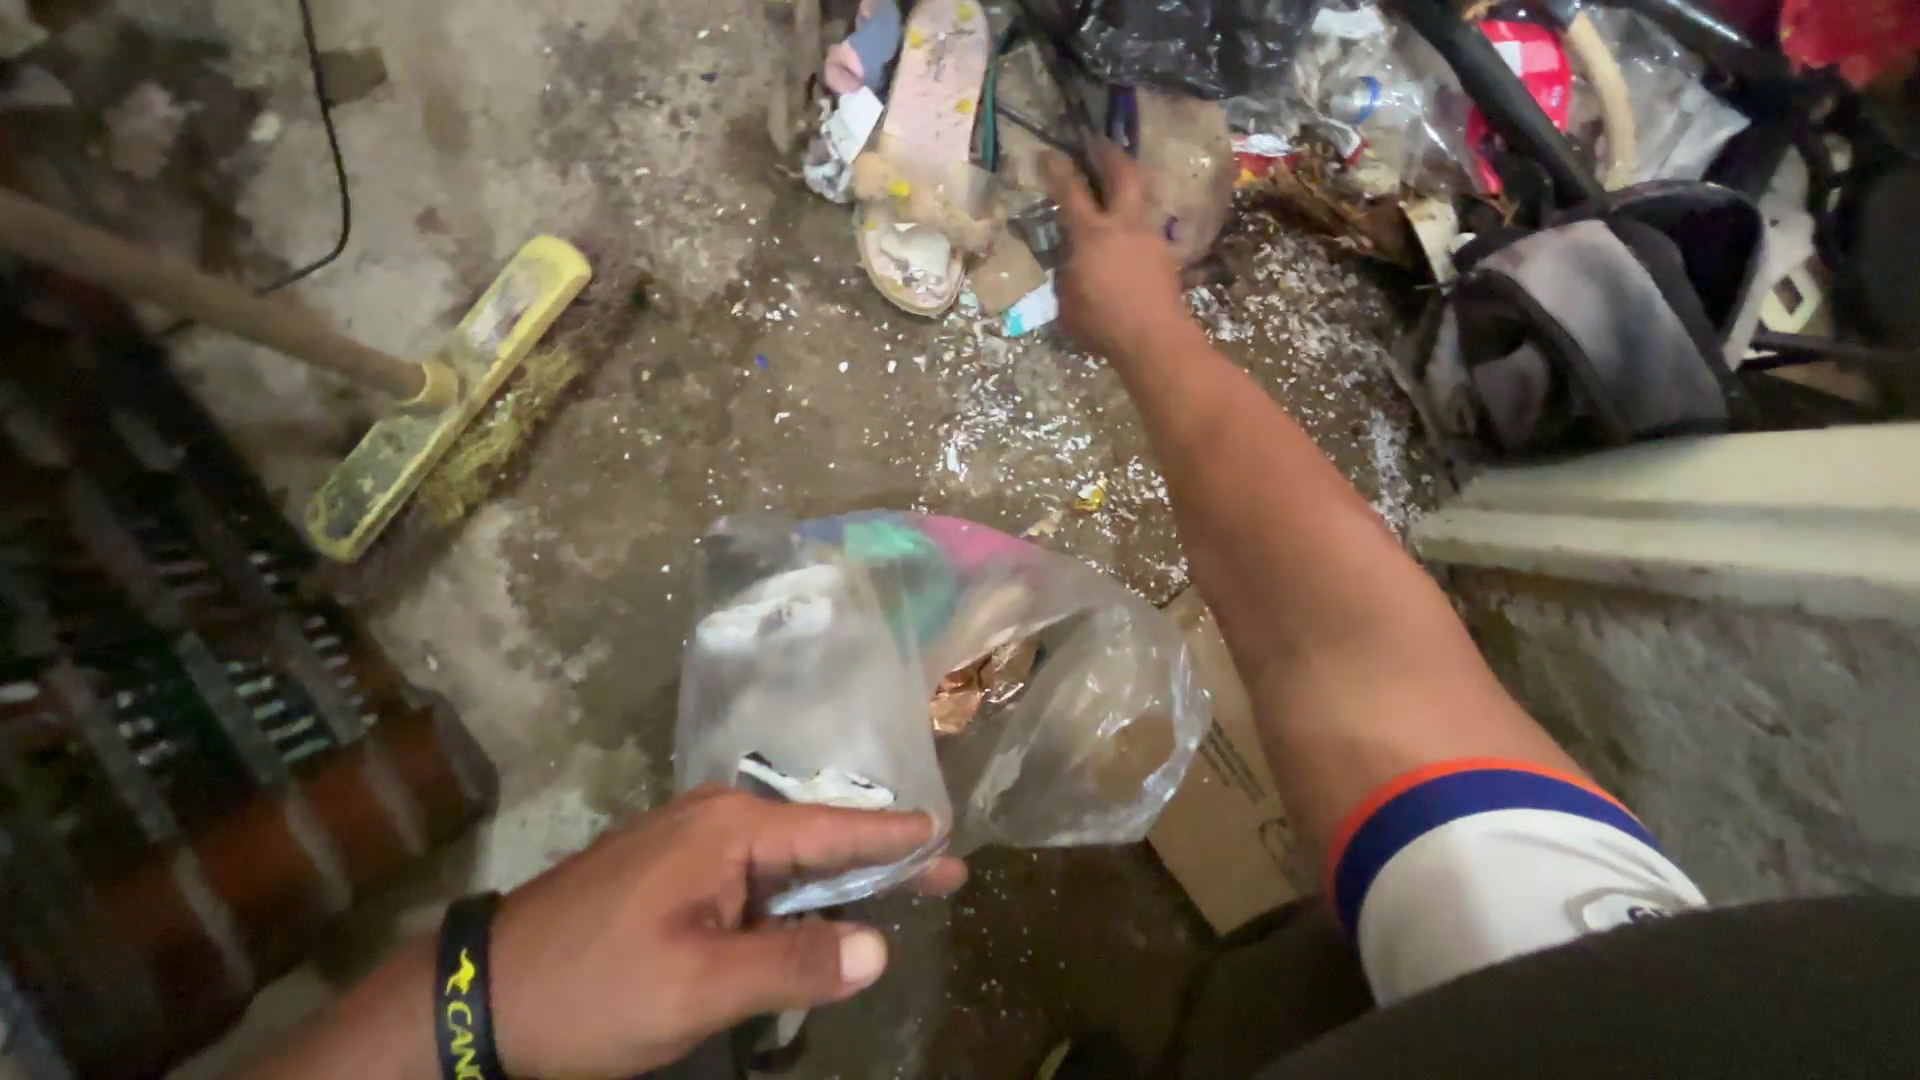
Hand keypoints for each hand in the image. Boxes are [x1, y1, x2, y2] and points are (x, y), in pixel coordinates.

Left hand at [487, 787, 965, 1077]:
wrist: (477, 994)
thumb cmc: (594, 987)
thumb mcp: (698, 986)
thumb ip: (793, 963)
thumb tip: (878, 948)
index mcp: (732, 828)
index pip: (835, 828)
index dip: (895, 836)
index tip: (947, 833)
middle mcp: (717, 817)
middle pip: (815, 840)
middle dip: (876, 861)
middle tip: (940, 872)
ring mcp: (690, 838)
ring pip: (782, 862)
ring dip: (830, 886)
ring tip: (887, 897)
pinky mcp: (671, 866)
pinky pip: (749, 875)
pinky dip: (787, 898)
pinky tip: (807, 919)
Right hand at [1042, 141, 1194, 364]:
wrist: (1153, 338)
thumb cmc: (1102, 324)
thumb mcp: (1068, 305)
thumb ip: (1067, 279)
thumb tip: (1071, 271)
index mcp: (1092, 235)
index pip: (1071, 191)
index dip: (1057, 169)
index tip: (1048, 153)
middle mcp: (1124, 226)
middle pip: (1123, 174)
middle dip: (1108, 154)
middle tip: (1097, 143)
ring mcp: (1150, 238)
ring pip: (1141, 199)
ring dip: (1128, 188)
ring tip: (1118, 188)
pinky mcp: (1166, 257)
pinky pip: (1147, 230)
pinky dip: (1136, 225)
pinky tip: (1129, 238)